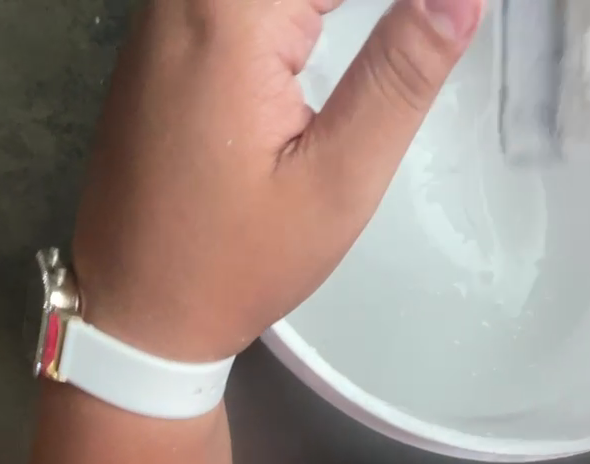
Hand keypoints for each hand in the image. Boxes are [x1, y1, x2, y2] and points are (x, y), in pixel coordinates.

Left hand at [72, 0, 483, 361]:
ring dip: (330, 4)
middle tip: (425, 27)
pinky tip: (325, 26)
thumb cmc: (238, 262)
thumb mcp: (336, 184)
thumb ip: (398, 79)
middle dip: (367, 3)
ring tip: (396, 33)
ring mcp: (162, 11)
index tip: (451, 14)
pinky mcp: (159, 38)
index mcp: (231, 12)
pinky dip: (293, 9)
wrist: (138, 308)